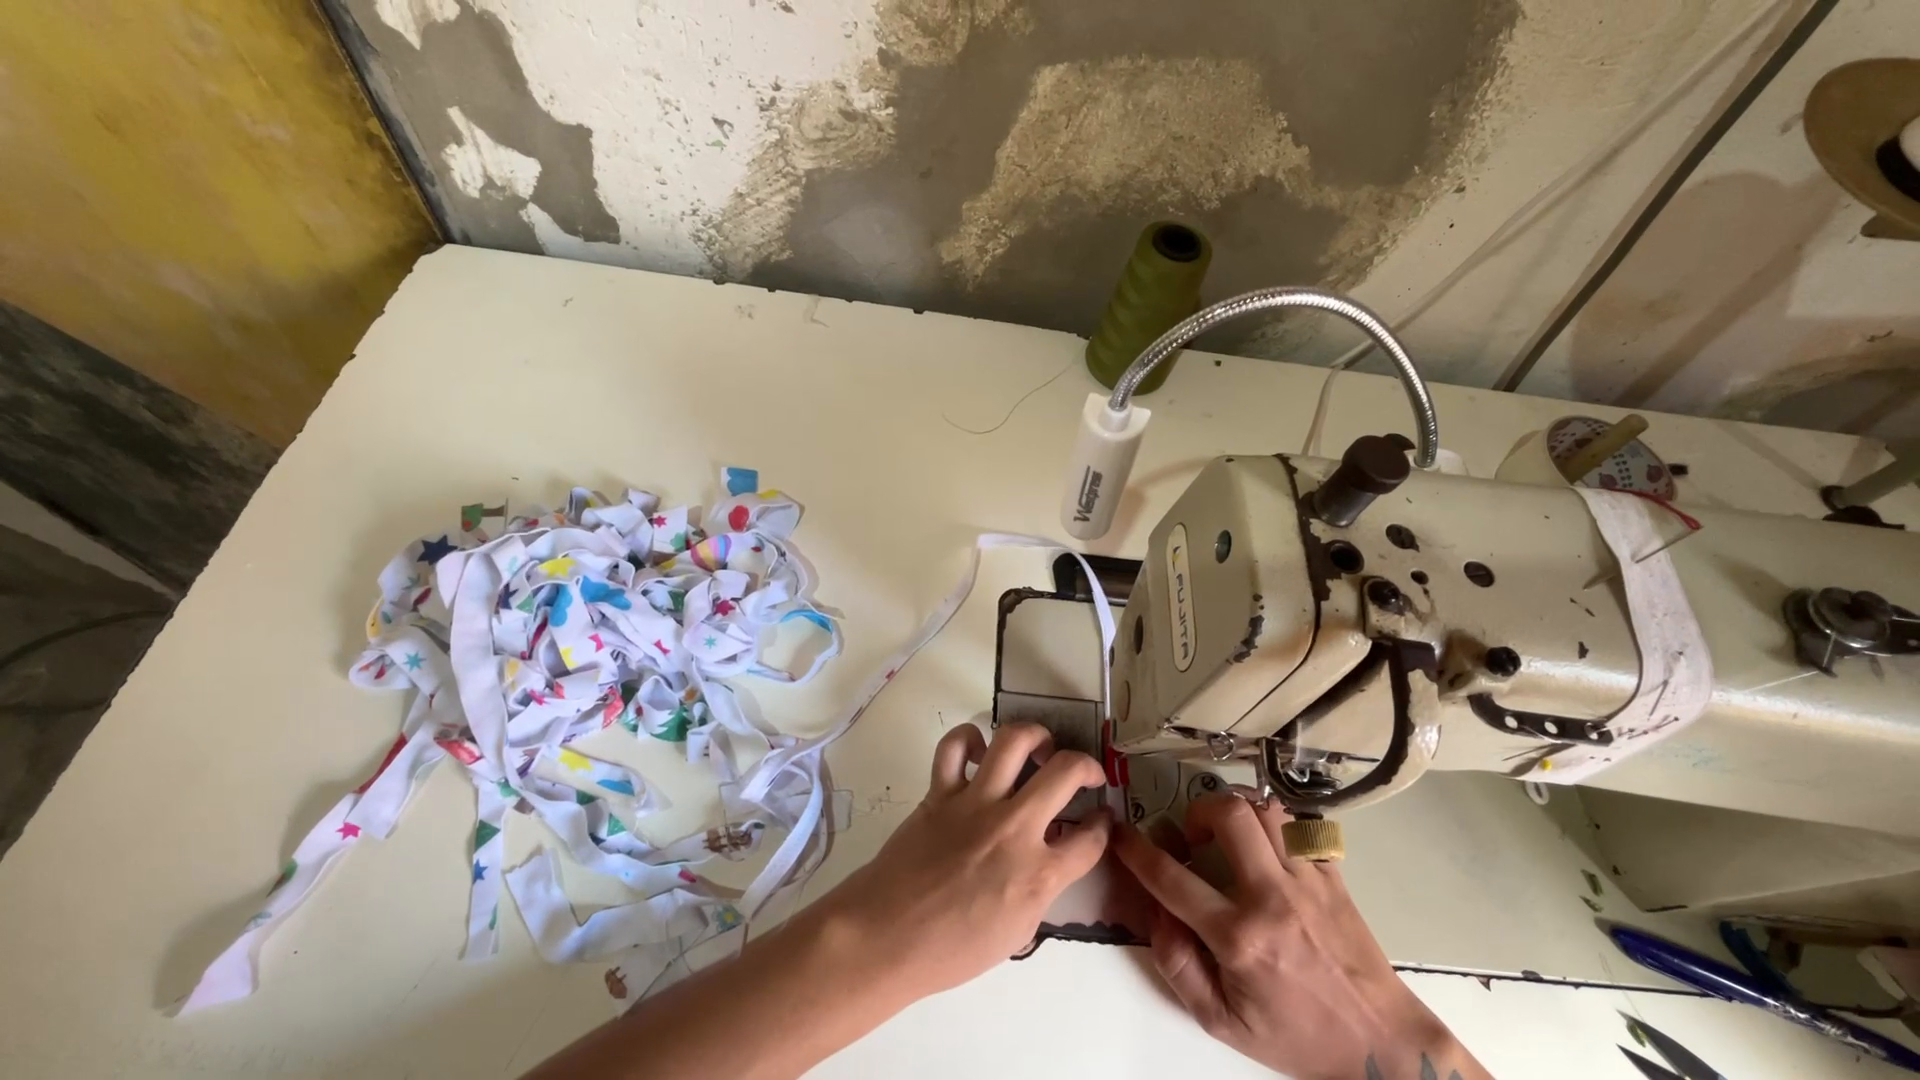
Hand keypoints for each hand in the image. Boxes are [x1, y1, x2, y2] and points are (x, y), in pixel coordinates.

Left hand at [813, 722, 1110, 1001]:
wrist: (888, 936)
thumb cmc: (952, 949)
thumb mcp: (1017, 933)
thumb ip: (1041, 890)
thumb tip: (1049, 863)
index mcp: (1038, 873)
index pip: (1090, 839)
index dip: (1103, 826)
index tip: (1100, 819)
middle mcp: (1014, 828)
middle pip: (1065, 772)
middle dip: (1087, 766)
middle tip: (1086, 774)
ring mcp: (975, 803)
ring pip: (1014, 741)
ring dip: (1036, 735)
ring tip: (1040, 746)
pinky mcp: (940, 792)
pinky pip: (955, 746)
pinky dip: (970, 738)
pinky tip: (980, 750)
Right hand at [1113, 794, 1489, 1079]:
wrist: (1379, 1042)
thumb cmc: (1296, 1036)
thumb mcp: (1222, 1021)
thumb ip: (1177, 965)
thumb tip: (1155, 913)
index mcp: (1238, 937)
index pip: (1171, 878)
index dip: (1136, 849)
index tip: (1120, 833)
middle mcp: (1272, 897)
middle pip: (1230, 815)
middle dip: (1197, 810)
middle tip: (1192, 835)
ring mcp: (1308, 881)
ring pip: (1266, 810)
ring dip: (1237, 811)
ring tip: (1229, 835)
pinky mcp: (1333, 876)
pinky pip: (1299, 827)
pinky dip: (1274, 826)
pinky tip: (1267, 850)